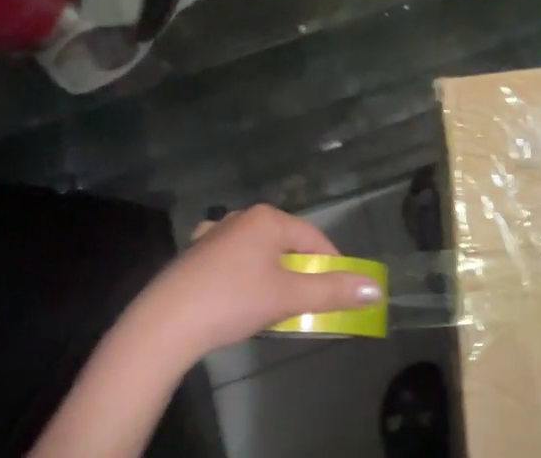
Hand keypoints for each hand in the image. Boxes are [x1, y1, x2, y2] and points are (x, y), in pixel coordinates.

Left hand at [131, 205, 382, 360]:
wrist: (166, 322)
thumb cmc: (233, 300)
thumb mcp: (288, 297)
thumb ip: (332, 291)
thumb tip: (375, 288)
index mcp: (267, 218)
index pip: (313, 237)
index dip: (331, 265)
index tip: (338, 293)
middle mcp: (240, 217)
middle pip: (285, 243)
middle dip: (299, 272)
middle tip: (304, 304)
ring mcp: (213, 234)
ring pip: (258, 252)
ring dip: (271, 275)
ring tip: (273, 306)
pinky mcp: (194, 256)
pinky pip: (232, 261)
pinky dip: (243, 277)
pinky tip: (238, 297)